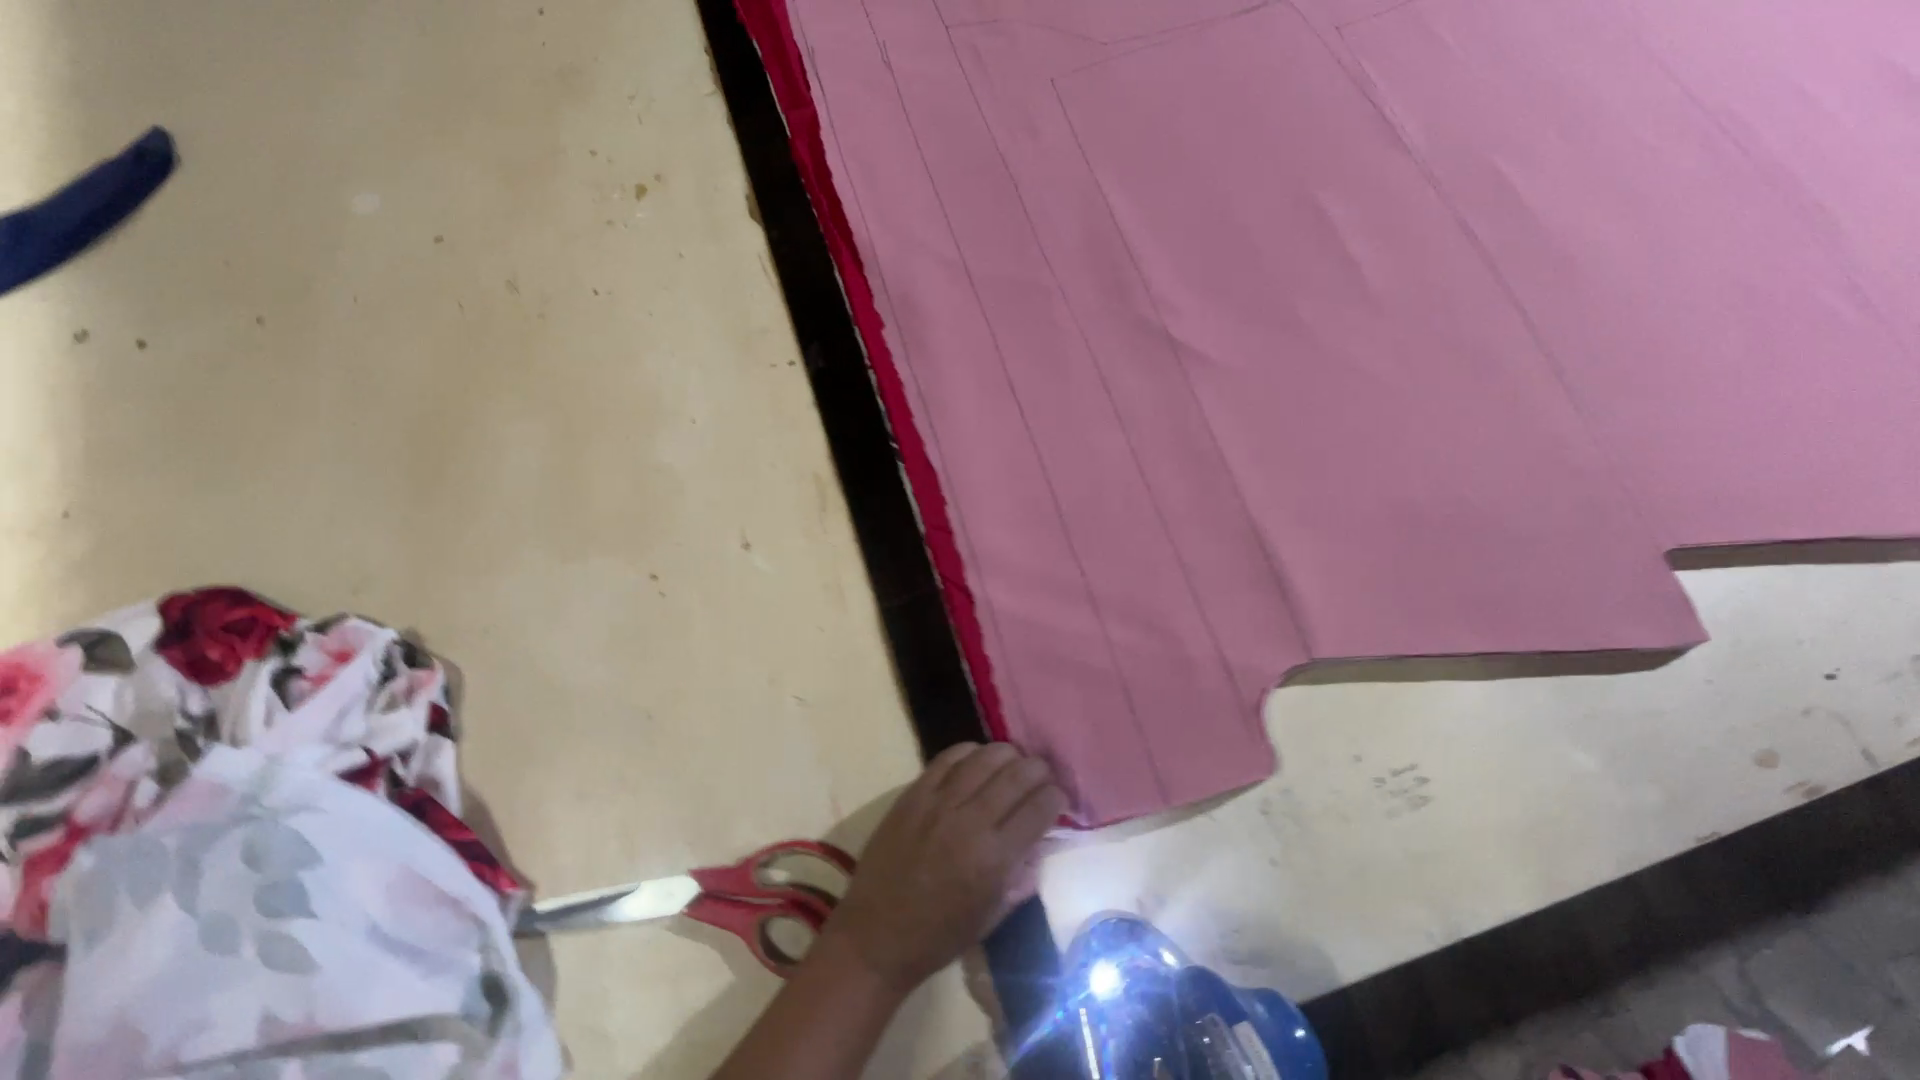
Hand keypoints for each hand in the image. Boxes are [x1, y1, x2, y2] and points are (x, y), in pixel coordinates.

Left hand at [822, 742, 1064, 993]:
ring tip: (1013, 763)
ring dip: (1008, 756)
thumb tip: (1040, 842)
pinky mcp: (912, 795)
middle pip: (1018, 774)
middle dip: (1039, 770)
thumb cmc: (939, 936)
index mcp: (996, 858)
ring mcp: (938, 804)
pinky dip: (969, 753)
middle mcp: (971, 822)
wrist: (876, 937)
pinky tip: (977, 760)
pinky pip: (947, 759)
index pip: (1041, 807)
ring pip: (985, 757)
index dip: (1057, 797)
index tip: (1058, 799)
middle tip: (1042, 776)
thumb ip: (1022, 875)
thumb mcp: (994, 915)